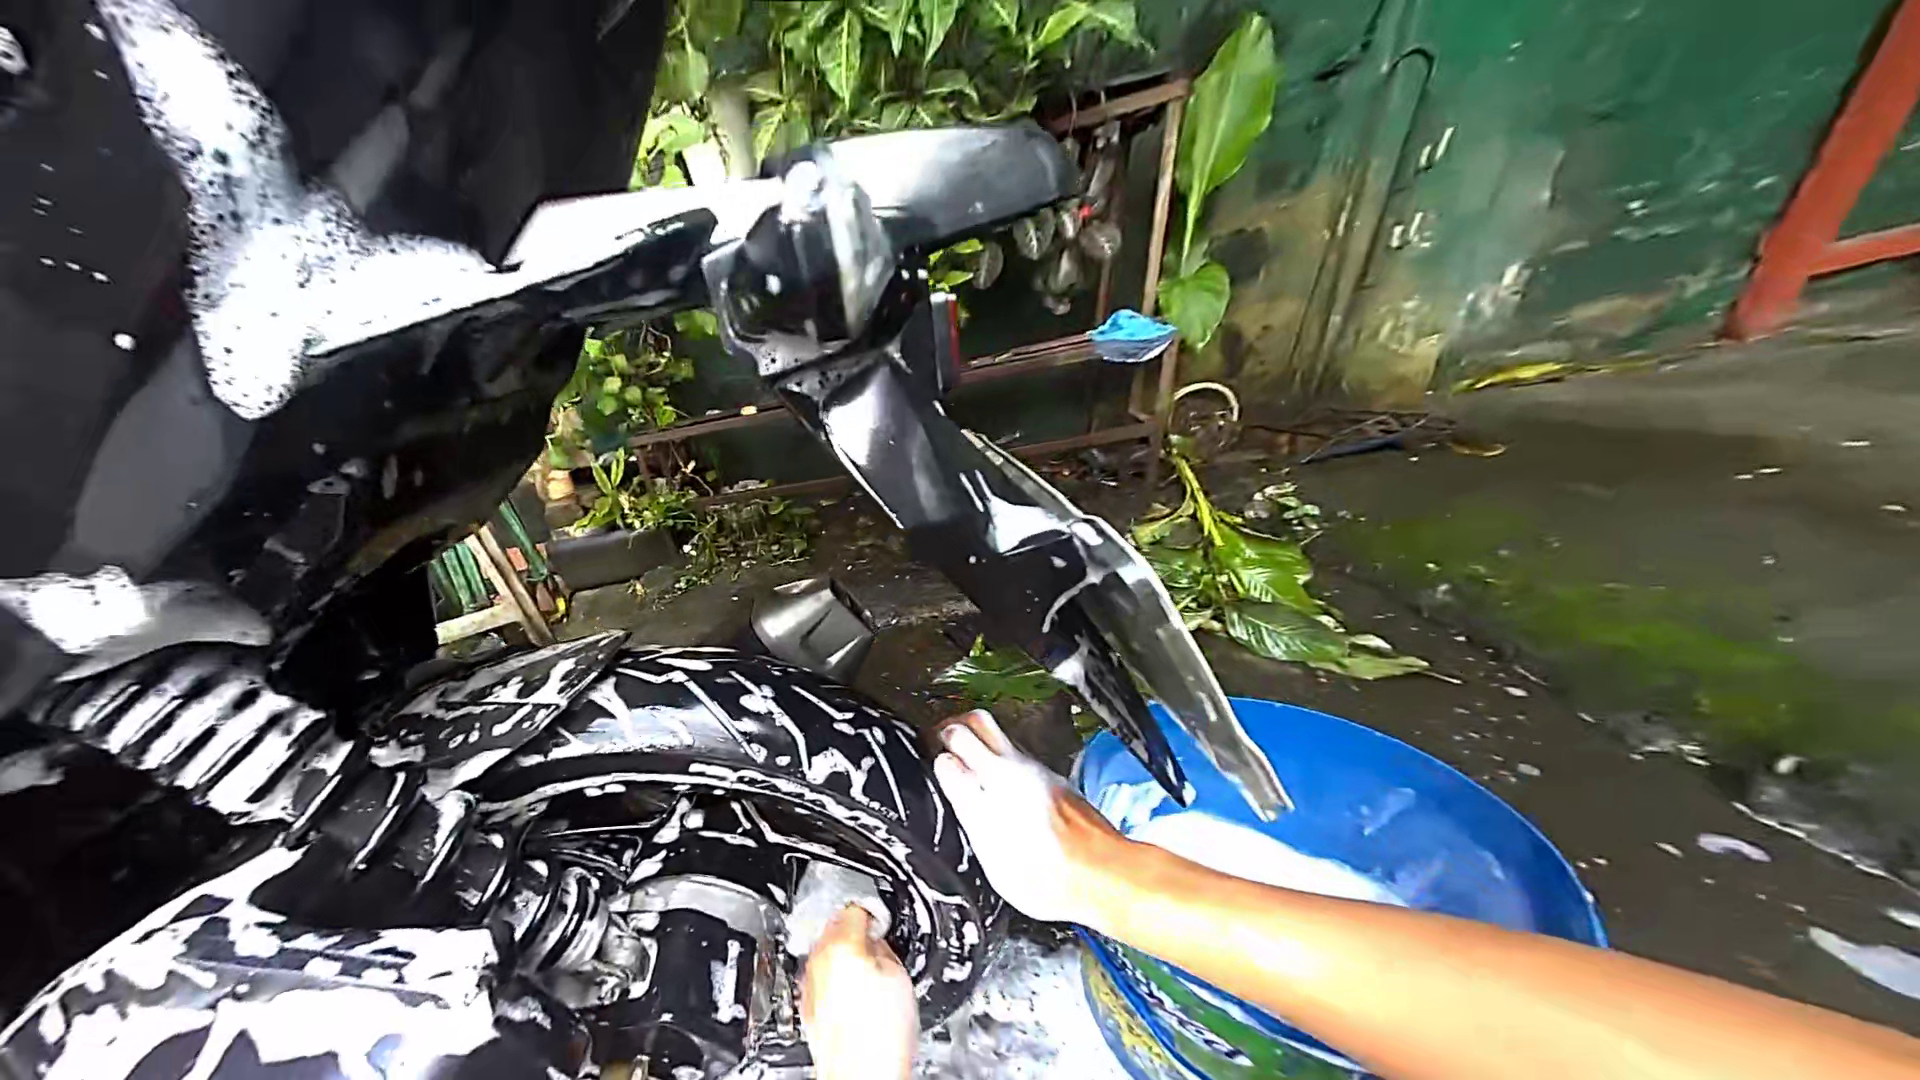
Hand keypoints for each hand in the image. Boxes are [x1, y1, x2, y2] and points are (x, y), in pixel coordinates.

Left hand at [800, 905, 916, 1079]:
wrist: (862, 1076)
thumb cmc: (880, 1035)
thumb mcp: (898, 975)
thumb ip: (883, 945)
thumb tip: (876, 939)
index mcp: (842, 944)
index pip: (855, 908)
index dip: (872, 913)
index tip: (879, 921)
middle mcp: (819, 960)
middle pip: (834, 925)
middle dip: (853, 928)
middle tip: (873, 940)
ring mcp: (810, 984)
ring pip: (824, 949)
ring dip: (841, 949)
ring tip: (864, 967)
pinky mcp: (807, 1006)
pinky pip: (819, 975)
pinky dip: (832, 974)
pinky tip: (851, 990)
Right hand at [931, 710, 1128, 925]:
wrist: (1101, 874)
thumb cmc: (1047, 874)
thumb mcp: (990, 848)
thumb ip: (965, 801)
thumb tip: (947, 770)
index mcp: (998, 779)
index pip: (954, 740)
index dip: (935, 748)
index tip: (926, 754)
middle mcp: (1018, 765)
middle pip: (978, 721)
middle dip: (952, 727)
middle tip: (938, 744)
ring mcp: (1037, 770)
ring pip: (999, 735)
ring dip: (976, 740)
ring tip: (961, 762)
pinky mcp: (1051, 779)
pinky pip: (1015, 755)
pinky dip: (996, 758)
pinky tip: (991, 785)